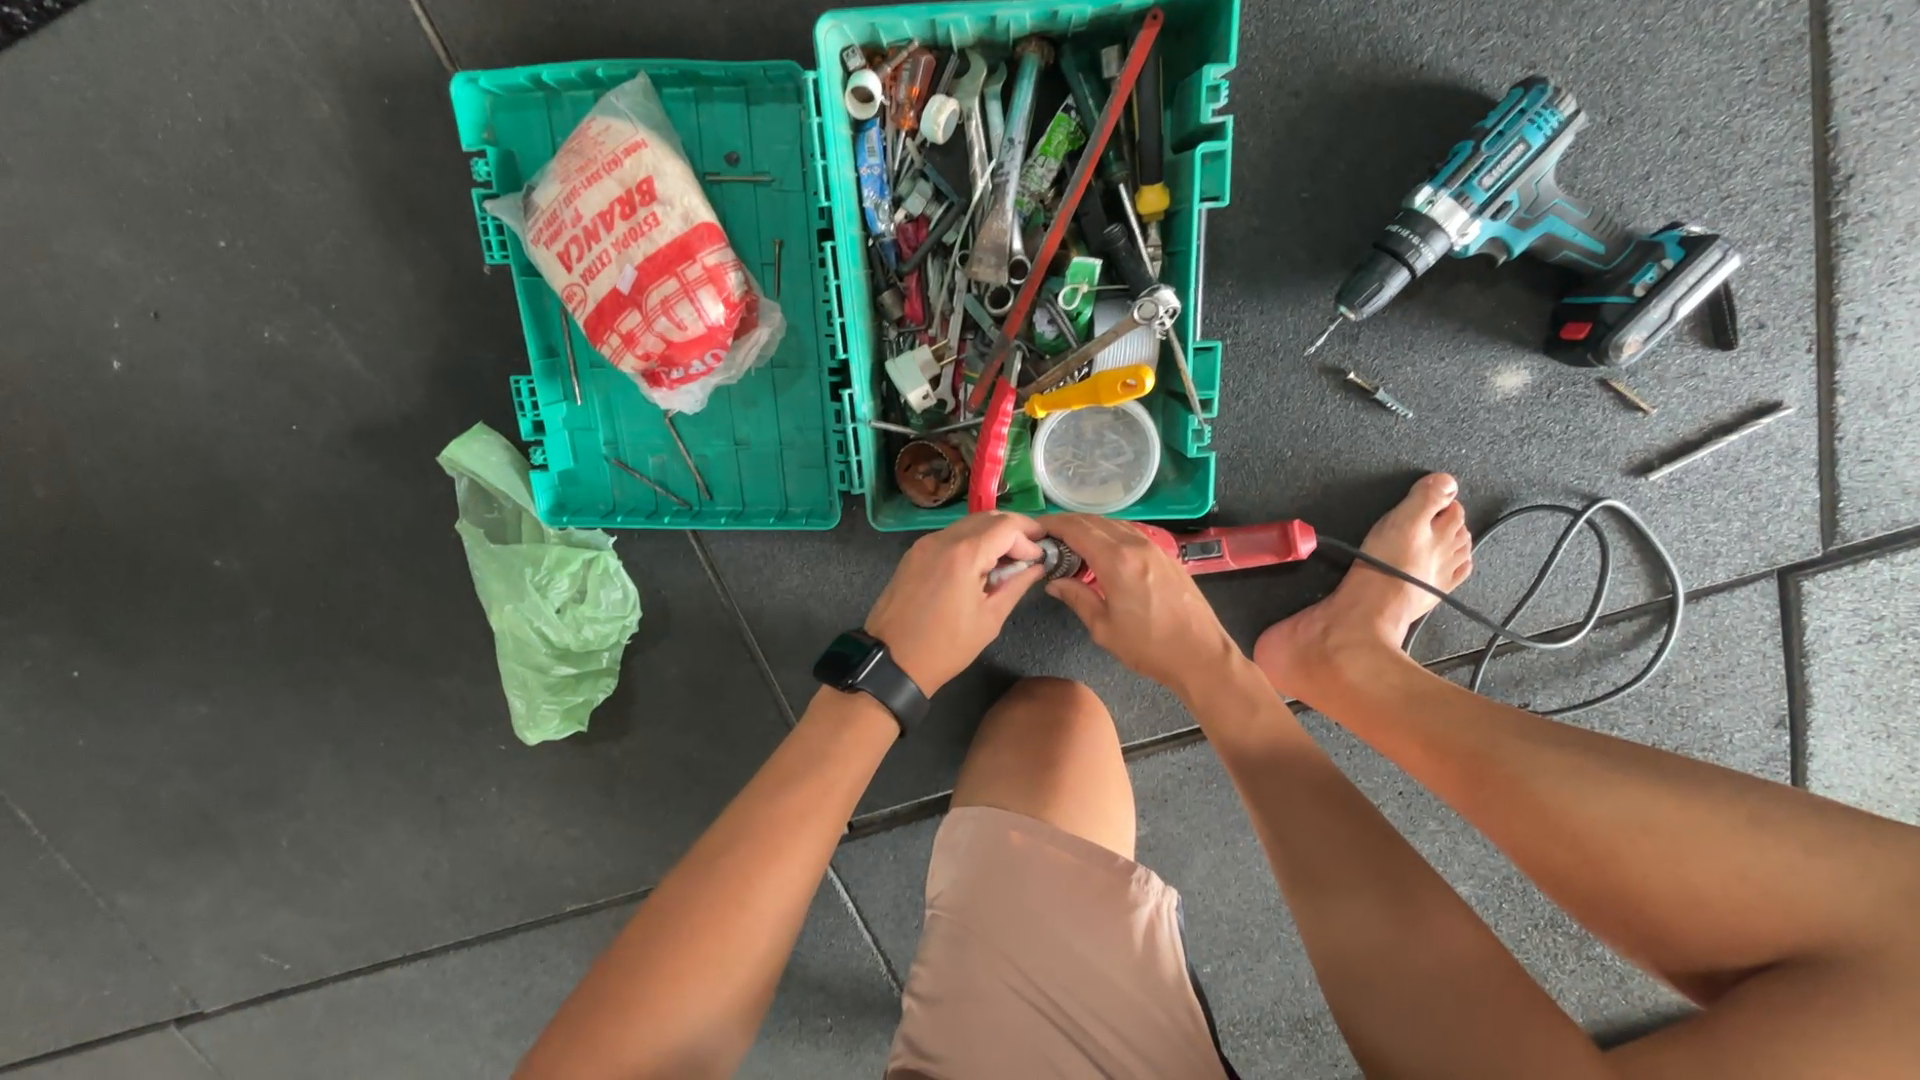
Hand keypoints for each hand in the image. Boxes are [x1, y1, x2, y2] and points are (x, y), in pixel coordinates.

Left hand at [864, 512, 1048, 693]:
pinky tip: (980, 566)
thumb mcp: (989, 618)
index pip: (1006, 526)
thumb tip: (1037, 566)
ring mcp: (924, 544)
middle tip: (1031, 552)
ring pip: (967, 524)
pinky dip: (971, 542)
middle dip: (1014, 531)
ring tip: (1009, 561)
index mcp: (963, 554)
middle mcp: (942, 539)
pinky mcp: (914, 554)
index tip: (1041, 556)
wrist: (891, 661)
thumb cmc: (946, 646)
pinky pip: (950, 537)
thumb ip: (1016, 585)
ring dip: (992, 535)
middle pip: (987, 518)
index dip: (1029, 536)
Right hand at [1040, 515, 1239, 694]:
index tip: (1034, 527)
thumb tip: (1055, 582)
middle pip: (1094, 521)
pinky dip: (1110, 535)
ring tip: (1070, 542)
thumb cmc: (1149, 647)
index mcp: (1117, 560)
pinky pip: (1131, 534)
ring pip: (1115, 524)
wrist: (1202, 655)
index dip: (1052, 524)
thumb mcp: (1103, 627)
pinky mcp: (1167, 556)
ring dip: (1090, 528)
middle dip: (1068, 523)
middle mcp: (1136, 544)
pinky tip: (1102, 552)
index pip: (1076, 528)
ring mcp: (1155, 548)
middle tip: (1047, 535)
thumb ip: (1076, 597)